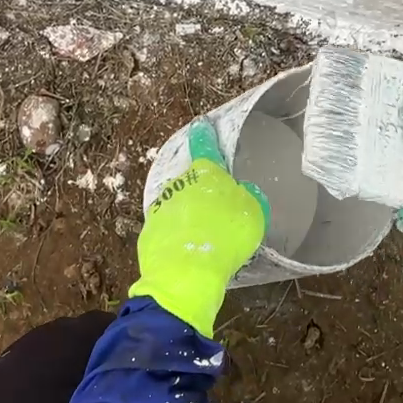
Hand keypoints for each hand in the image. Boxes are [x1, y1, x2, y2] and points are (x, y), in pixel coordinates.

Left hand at [128, 122, 269, 336]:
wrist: (185, 277)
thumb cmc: (224, 238)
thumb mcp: (253, 215)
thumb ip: (248, 198)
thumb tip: (244, 191)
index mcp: (205, 173)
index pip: (205, 146)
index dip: (205, 135)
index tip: (201, 126)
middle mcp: (178, 184)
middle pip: (192, 181)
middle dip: (202, 191)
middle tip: (218, 211)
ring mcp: (160, 209)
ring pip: (178, 206)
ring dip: (189, 217)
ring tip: (205, 240)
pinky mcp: (148, 235)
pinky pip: (168, 231)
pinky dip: (177, 239)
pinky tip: (189, 255)